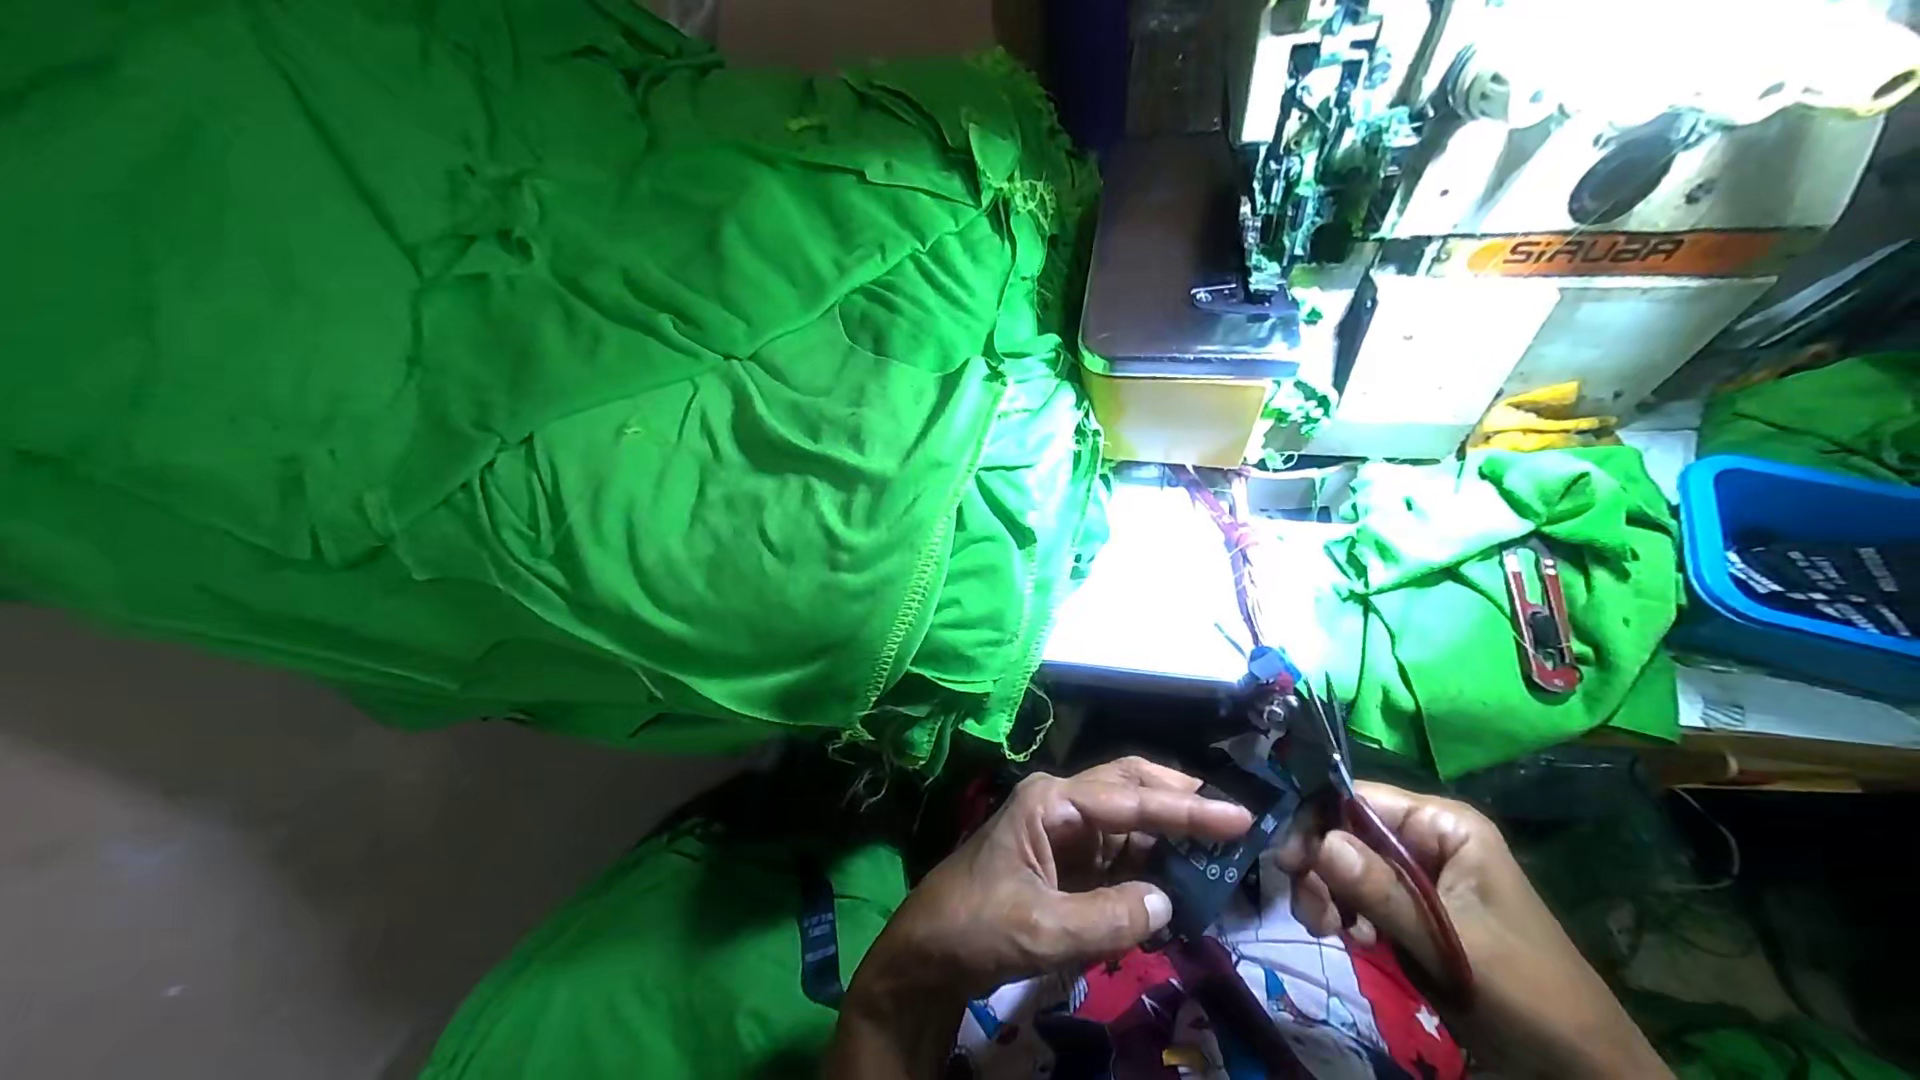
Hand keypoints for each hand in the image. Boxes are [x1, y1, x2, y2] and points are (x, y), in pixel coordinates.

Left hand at [828, 757, 1251, 1077]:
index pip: (1130, 799)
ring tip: (1220, 852)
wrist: (928, 953)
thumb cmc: (975, 928)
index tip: (1240, 818)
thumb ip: (1109, 917)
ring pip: (1129, 819)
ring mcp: (1063, 831)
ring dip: (1170, 834)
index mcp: (1051, 802)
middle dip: (1180, 800)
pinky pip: (1118, 853)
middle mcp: (1060, 804)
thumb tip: (1166, 902)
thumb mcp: (1043, 929)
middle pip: (1130, 786)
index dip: (1187, 811)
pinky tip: (1178, 881)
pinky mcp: (1065, 860)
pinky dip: (1150, 864)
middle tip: (1233, 820)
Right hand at [1286, 782, 1671, 1078]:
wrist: (1577, 1069)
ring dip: (1324, 893)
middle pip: (1341, 829)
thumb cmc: (1526, 995)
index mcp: (1443, 825)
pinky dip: (1340, 911)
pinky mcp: (1406, 905)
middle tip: (1312, 915)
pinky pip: (1353, 891)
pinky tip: (1350, 939)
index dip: (1314, 823)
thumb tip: (1320, 842)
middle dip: (1318, 868)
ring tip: (1329, 933)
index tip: (1289, 866)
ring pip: (1340, 861)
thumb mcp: (1451, 945)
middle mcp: (1423, 837)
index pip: (1354, 798)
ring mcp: (1414, 872)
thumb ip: (1384, 892)